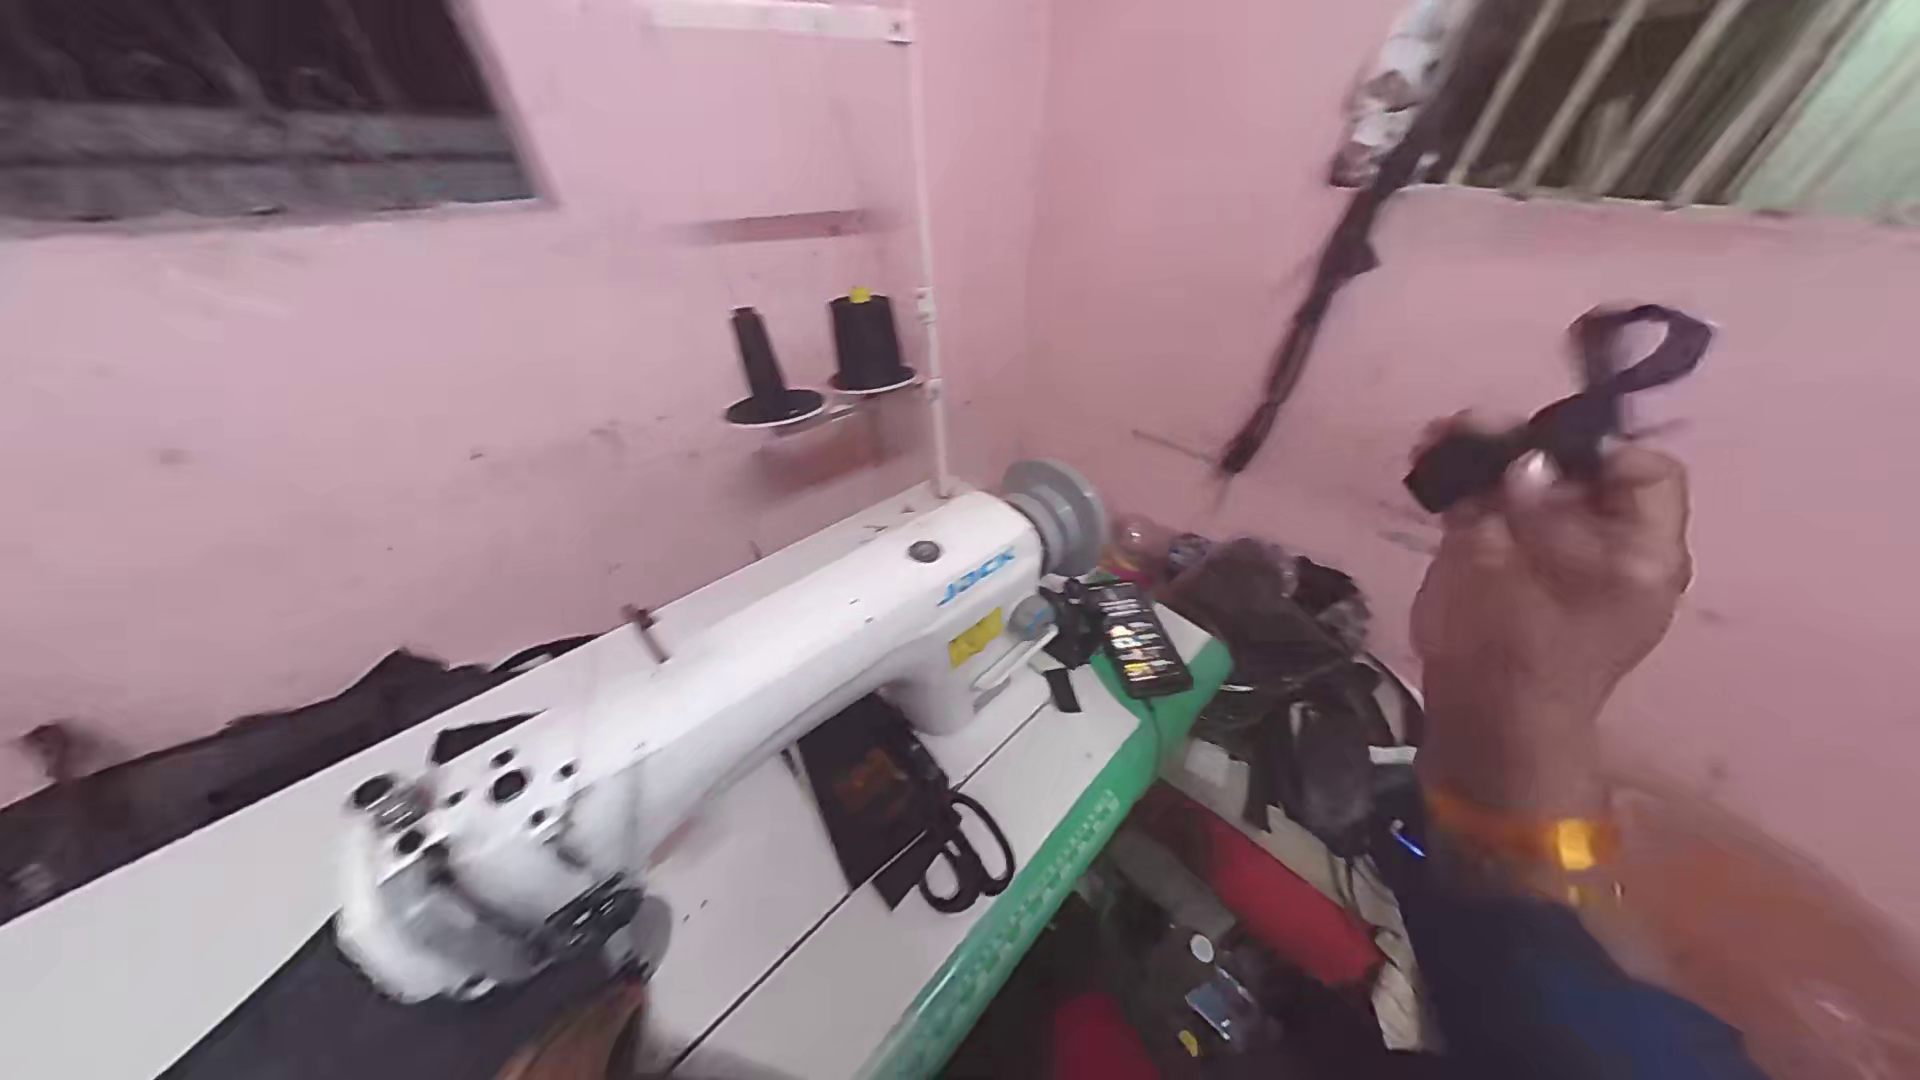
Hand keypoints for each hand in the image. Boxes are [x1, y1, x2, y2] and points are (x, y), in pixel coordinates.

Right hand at [1411, 427, 1691, 814]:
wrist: (1481, 706)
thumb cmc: (1520, 655)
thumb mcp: (1538, 589)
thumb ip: (1527, 521)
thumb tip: (1523, 461)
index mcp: (1635, 548)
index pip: (1638, 473)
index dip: (1590, 449)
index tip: (1533, 443)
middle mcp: (1591, 536)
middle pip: (1564, 469)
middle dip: (1516, 443)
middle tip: (1465, 422)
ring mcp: (1535, 542)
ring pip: (1512, 481)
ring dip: (1476, 454)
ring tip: (1435, 435)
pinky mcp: (1486, 550)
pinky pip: (1477, 502)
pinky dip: (1455, 480)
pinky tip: (1427, 460)